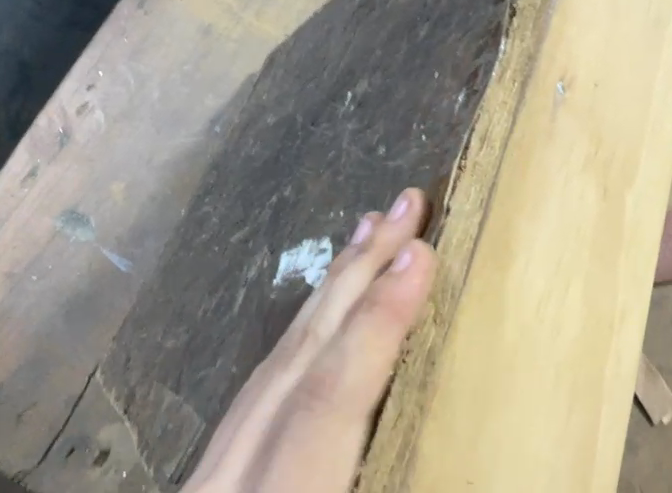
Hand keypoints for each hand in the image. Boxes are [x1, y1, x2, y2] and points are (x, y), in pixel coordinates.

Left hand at [184, 188, 436, 492]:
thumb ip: (377, 466)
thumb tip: (455, 447)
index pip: (328, 396)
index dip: (377, 324)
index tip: (421, 254)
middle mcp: (232, 474)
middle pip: (300, 355)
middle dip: (360, 272)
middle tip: (409, 205)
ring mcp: (215, 467)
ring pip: (278, 358)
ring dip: (334, 289)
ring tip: (373, 229)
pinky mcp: (216, 466)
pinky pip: (265, 379)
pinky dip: (304, 330)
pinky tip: (326, 308)